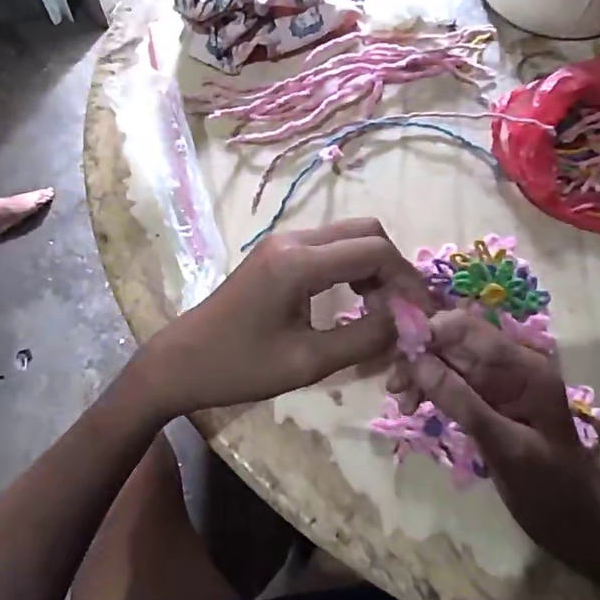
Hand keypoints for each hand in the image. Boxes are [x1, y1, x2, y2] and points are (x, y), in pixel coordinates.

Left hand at [129, 219, 426, 417]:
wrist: (180, 362)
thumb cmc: (238, 368)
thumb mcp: (308, 362)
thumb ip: (363, 339)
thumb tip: (405, 322)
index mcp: (298, 262)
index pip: (374, 250)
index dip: (406, 280)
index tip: (420, 315)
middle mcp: (293, 239)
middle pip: (366, 231)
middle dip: (393, 268)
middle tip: (402, 310)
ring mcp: (283, 241)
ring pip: (350, 235)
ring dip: (374, 266)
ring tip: (381, 309)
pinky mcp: (277, 251)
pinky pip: (330, 246)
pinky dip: (353, 266)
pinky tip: (354, 298)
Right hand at [393, 310, 599, 573]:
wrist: (583, 532)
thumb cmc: (551, 492)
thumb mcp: (504, 447)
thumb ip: (462, 402)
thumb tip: (419, 362)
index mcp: (525, 368)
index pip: (468, 329)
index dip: (430, 333)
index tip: (399, 357)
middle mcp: (513, 367)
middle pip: (455, 342)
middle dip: (421, 357)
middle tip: (395, 389)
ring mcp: (502, 386)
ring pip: (450, 363)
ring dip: (423, 375)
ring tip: (402, 403)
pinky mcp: (492, 405)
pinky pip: (456, 385)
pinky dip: (433, 392)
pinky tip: (416, 408)